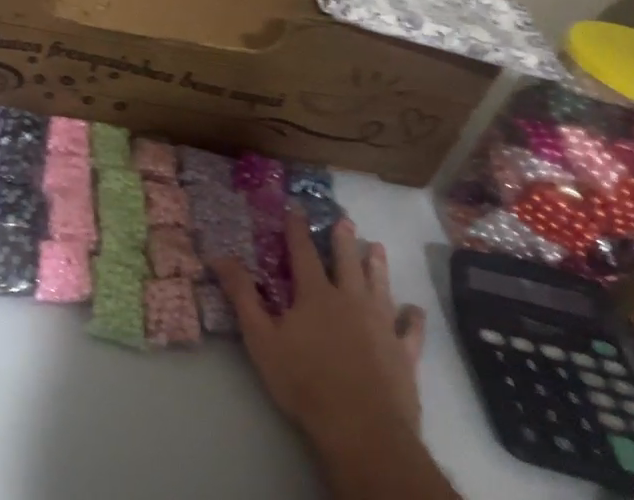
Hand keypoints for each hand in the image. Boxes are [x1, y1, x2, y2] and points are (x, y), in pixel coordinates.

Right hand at [216, 209, 427, 448]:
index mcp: (315, 295)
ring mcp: (382, 325)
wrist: (361, 427)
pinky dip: (413, 318)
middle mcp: (351, 301)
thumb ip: (242, 296)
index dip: (297, 229)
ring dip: (377, 266)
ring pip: (380, 286)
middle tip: (346, 220)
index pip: (303, 253)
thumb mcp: (260, 338)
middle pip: (347, 263)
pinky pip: (411, 330)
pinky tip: (414, 310)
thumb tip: (219, 256)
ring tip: (376, 248)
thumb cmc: (303, 381)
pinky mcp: (404, 353)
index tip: (296, 207)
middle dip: (344, 239)